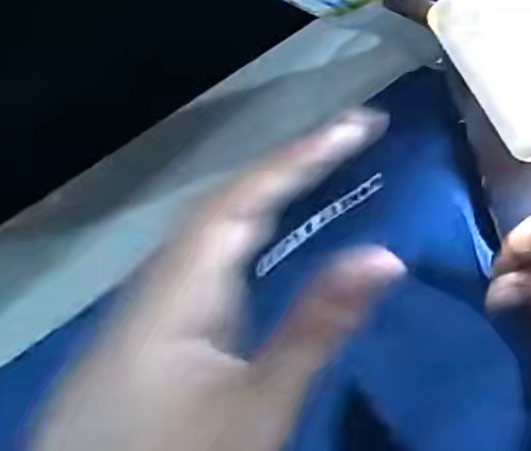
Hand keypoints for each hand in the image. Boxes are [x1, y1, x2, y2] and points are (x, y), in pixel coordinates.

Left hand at [34, 110, 403, 450]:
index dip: (298, 158)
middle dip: (287, 164)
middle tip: (356, 132)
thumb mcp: (258, 406)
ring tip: (328, 160)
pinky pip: (205, 258)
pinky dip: (252, 222)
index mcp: (166, 306)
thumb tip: (390, 254)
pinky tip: (276, 226)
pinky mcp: (146, 347)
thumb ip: (319, 326)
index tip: (363, 124)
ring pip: (206, 233)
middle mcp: (146, 301)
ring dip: (269, 188)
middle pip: (216, 211)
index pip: (235, 208)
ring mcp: (139, 325)